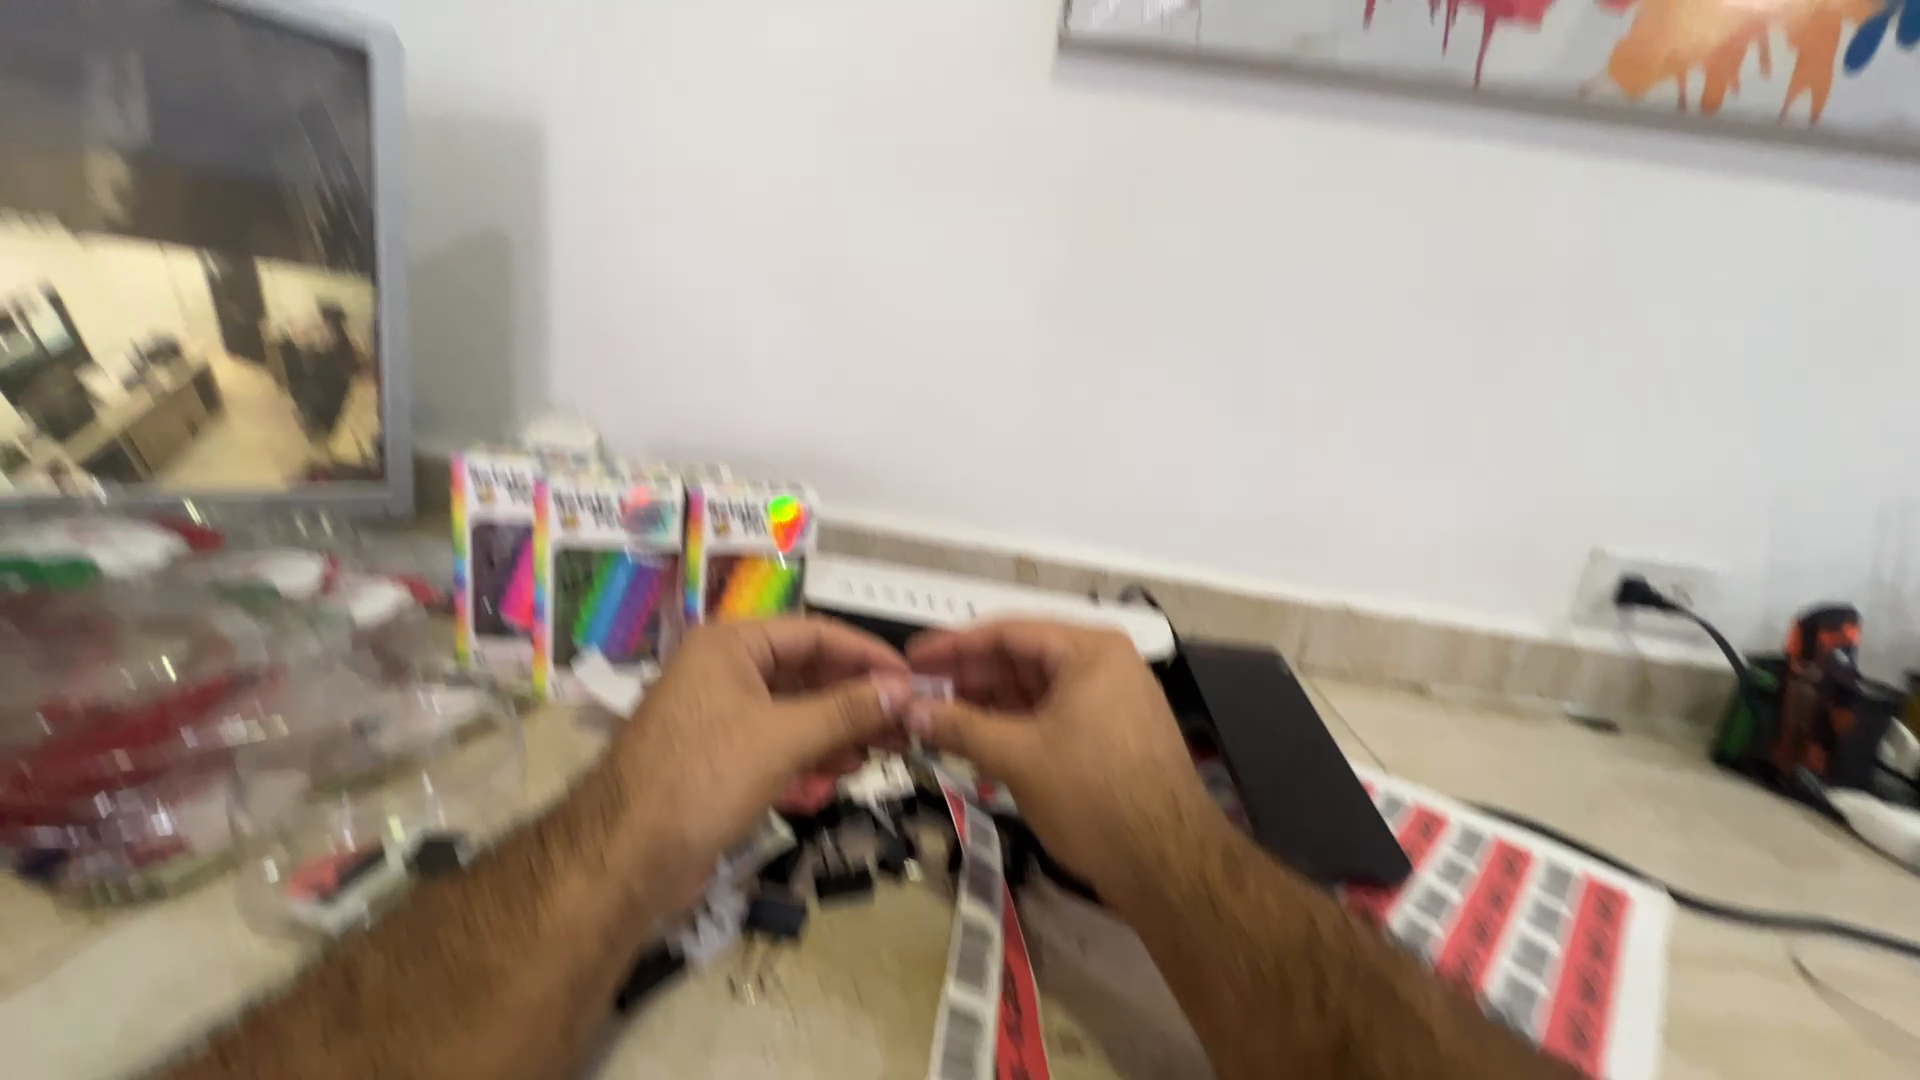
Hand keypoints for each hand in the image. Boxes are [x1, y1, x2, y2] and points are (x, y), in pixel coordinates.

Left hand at [615, 617, 912, 888]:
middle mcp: (725, 672)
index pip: (815, 633)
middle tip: (905, 723)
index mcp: (731, 645)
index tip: (911, 679)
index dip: (866, 655)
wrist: (621, 862)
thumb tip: (904, 689)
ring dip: (839, 733)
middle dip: (856, 702)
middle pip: (808, 675)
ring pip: (796, 715)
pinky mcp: (720, 760)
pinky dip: (808, 759)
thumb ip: (847, 710)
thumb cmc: (703, 778)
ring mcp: (721, 718)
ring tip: (884, 753)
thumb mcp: (783, 738)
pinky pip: (777, 747)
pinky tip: (837, 779)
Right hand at [906, 620, 1219, 897]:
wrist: (1169, 866)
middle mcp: (1103, 664)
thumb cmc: (1093, 796)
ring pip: (1035, 689)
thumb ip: (959, 726)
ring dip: (987, 701)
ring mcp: (1110, 699)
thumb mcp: (1018, 756)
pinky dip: (1013, 723)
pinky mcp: (1109, 734)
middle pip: (1022, 658)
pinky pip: (1051, 714)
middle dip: (969, 676)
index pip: (1009, 632)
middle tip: (918, 690)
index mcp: (1089, 650)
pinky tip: (976, 735)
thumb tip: (908, 712)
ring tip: (938, 715)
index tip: (913, 657)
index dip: (955, 645)